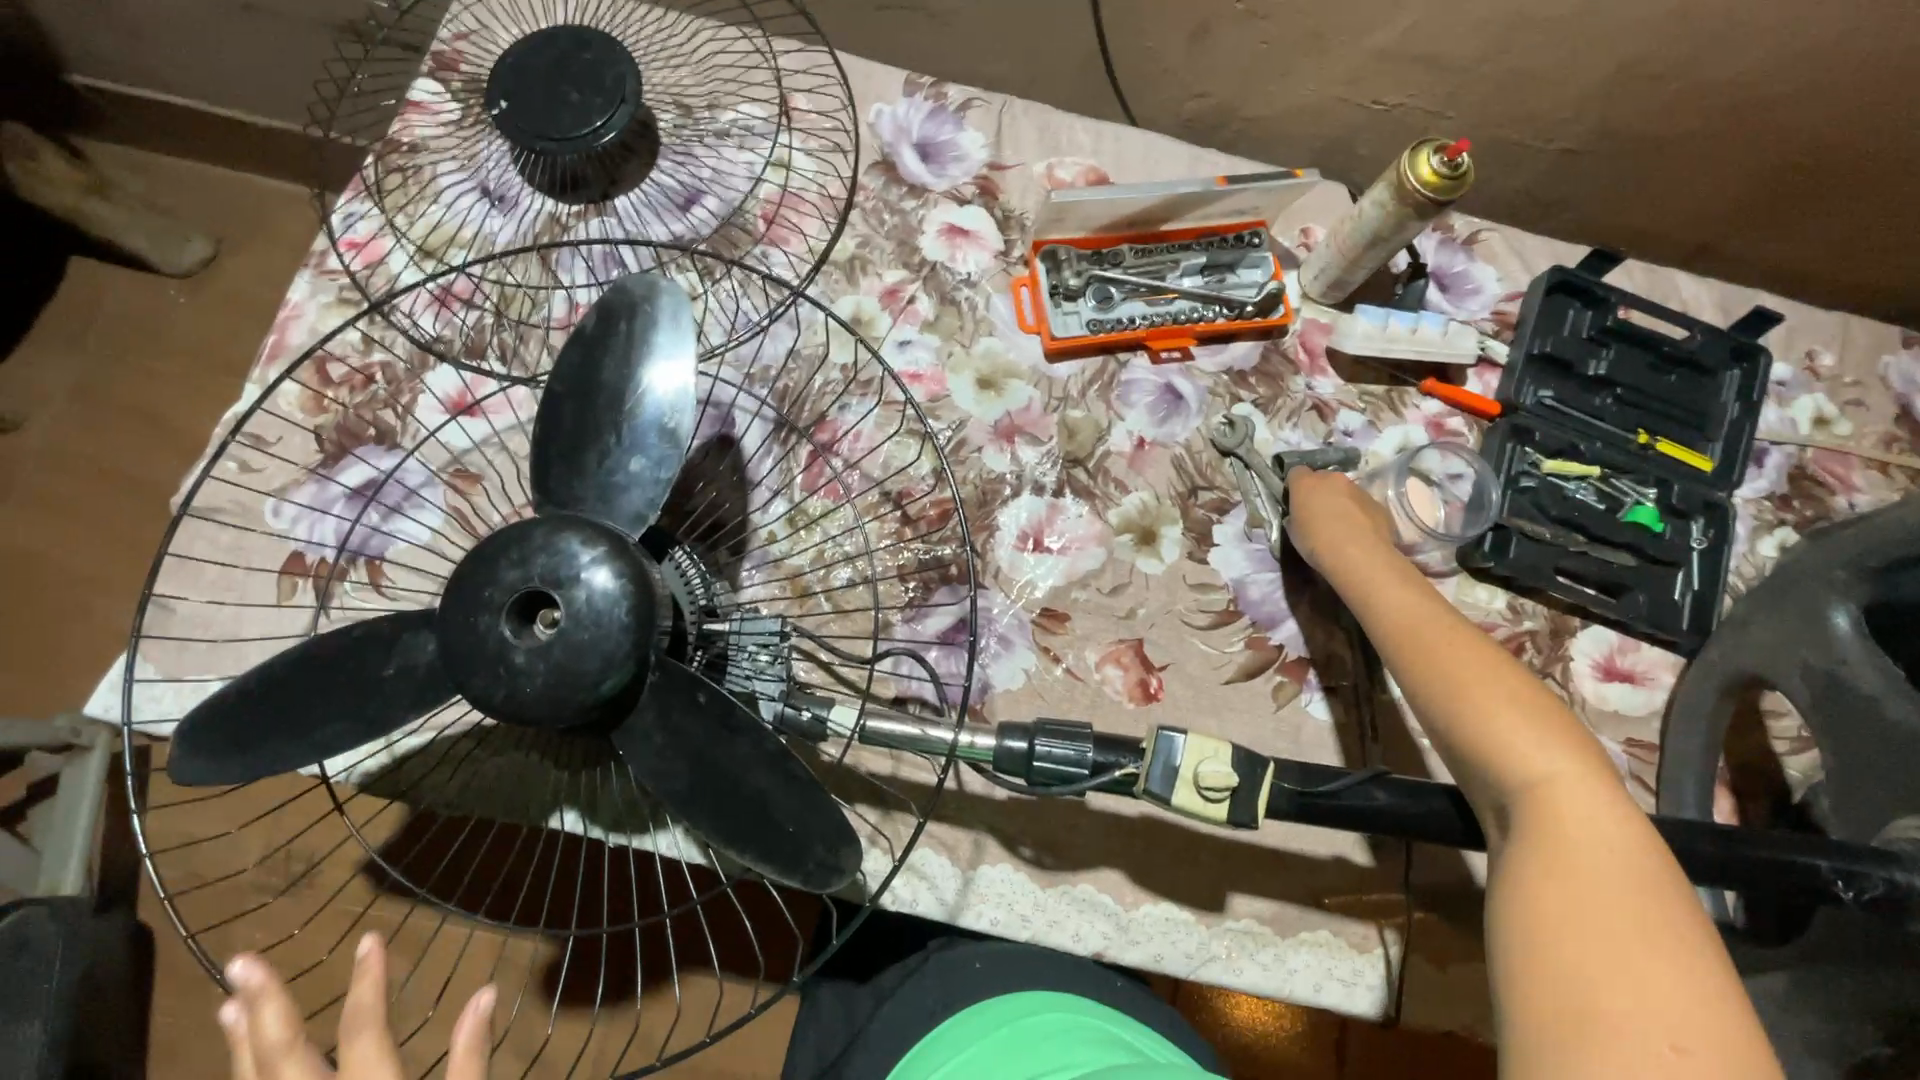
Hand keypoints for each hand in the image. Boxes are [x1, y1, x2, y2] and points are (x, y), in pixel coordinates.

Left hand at [218, 933, 493, 1079]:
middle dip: (266, 1007)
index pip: (362, 1031)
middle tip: (241, 962)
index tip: (369, 938)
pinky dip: (242, 1068)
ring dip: (240, 1041)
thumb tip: (487, 992)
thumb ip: (471, 1059)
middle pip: (284, 1055)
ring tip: (230, 1001)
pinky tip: (239, 1048)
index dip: (367, 983)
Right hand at [1282, 467, 1398, 574]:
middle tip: (1317, 514)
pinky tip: (1357, 533)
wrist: (1360, 557)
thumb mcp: (1293, 532)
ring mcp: (1358, 489)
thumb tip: (1303, 515)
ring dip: (1340, 502)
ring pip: (1344, 490)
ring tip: (1340, 525)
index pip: (1296, 472)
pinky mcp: (1377, 503)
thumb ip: (1296, 515)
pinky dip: (1358, 513)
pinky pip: (1362, 503)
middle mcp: (1333, 479)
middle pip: (1323, 478)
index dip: (1294, 486)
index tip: (1295, 502)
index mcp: (1307, 484)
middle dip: (1319, 492)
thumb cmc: (1317, 544)